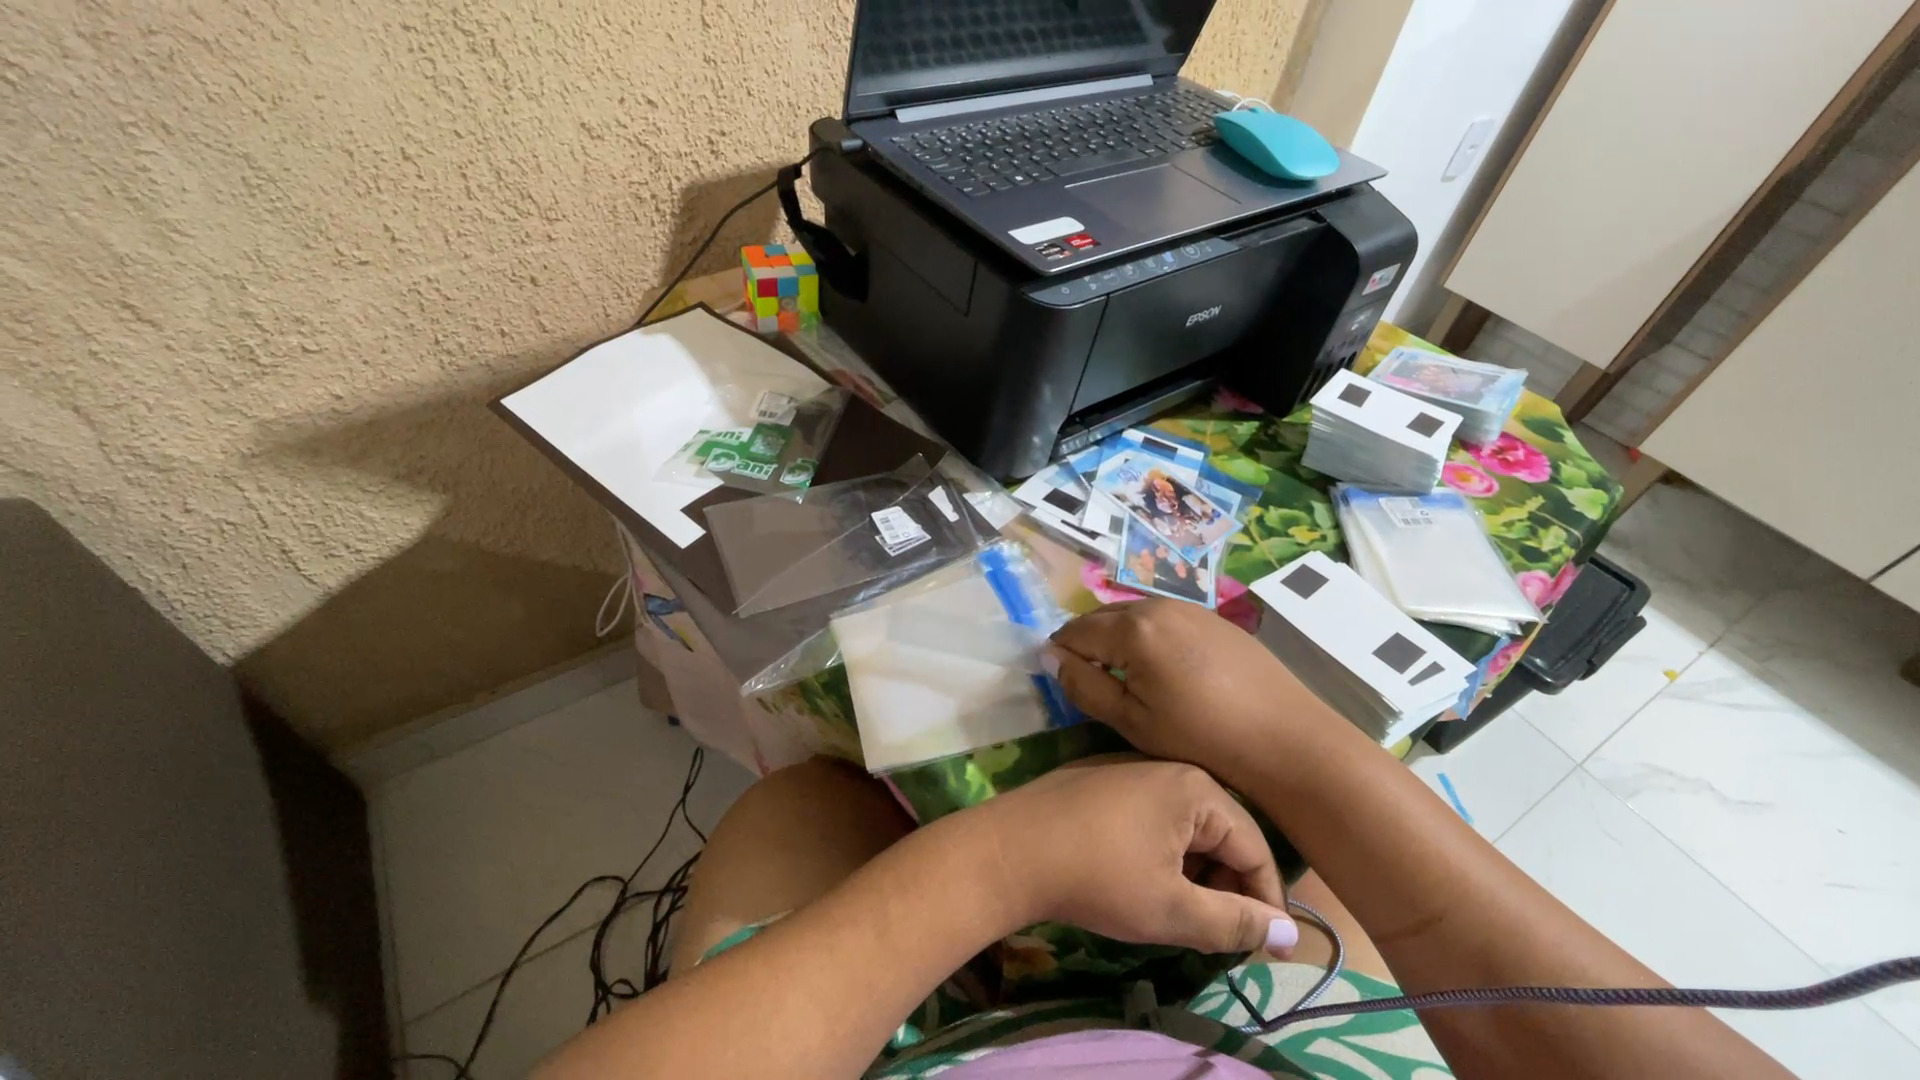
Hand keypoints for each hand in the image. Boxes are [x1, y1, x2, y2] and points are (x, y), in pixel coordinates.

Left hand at [960, 759, 1296, 954]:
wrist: (1006, 851)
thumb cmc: (1097, 879)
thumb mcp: (1173, 910)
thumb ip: (1234, 922)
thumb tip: (1286, 933)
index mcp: (1196, 788)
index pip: (1255, 847)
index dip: (1266, 902)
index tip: (1267, 949)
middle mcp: (1167, 766)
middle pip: (1221, 832)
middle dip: (1226, 885)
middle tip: (1216, 932)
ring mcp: (1129, 768)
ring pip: (1184, 826)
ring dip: (1192, 870)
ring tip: (1177, 910)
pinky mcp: (1100, 780)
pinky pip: (1151, 816)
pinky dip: (1160, 851)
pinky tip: (1139, 880)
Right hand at [1043, 600, 1335, 784]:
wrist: (1285, 737)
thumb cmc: (1200, 737)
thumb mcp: (1131, 720)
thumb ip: (1084, 685)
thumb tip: (1051, 658)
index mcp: (1132, 628)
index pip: (1075, 631)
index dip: (1060, 654)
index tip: (1063, 681)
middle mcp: (1157, 604)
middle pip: (1102, 617)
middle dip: (1088, 643)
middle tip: (1092, 682)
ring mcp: (1190, 607)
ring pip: (1134, 615)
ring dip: (1119, 639)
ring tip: (1128, 678)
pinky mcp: (1214, 618)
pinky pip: (1164, 619)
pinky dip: (1150, 637)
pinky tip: (1166, 671)